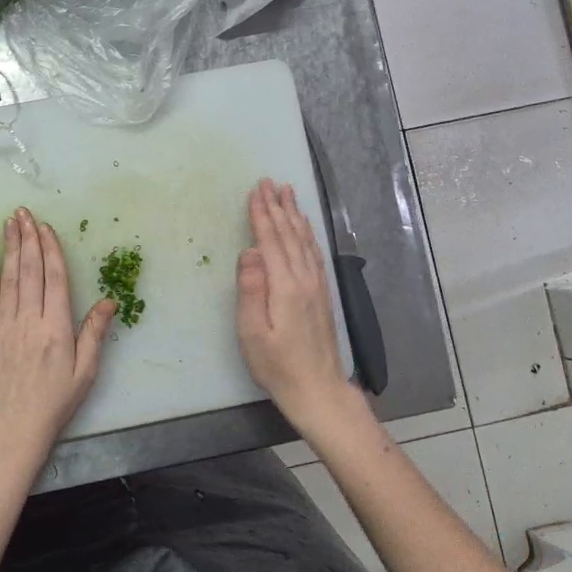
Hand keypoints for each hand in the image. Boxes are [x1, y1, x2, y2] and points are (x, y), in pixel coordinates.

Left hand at [0, 208, 116, 463]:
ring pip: (8, 279)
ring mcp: (5, 327)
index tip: (47, 227)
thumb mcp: (86, 372)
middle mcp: (29, 321)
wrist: (15, 429)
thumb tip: (109, 300)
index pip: (55, 278)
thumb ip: (94, 333)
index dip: (51, 249)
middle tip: (24, 212)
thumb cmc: (56, 402)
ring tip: (9, 223)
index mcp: (57, 328)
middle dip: (28, 238)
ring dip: (9, 248)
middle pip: (30, 270)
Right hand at [237, 179, 358, 414]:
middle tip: (269, 182)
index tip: (254, 190)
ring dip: (294, 215)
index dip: (261, 214)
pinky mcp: (322, 295)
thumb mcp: (252, 332)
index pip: (271, 241)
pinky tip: (303, 228)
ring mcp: (317, 286)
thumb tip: (249, 252)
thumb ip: (251, 290)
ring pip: (304, 241)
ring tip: (287, 194)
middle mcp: (305, 280)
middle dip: (278, 207)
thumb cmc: (277, 365)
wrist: (317, 390)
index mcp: (285, 286)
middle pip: (290, 235)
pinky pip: (313, 254)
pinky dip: (307, 235)